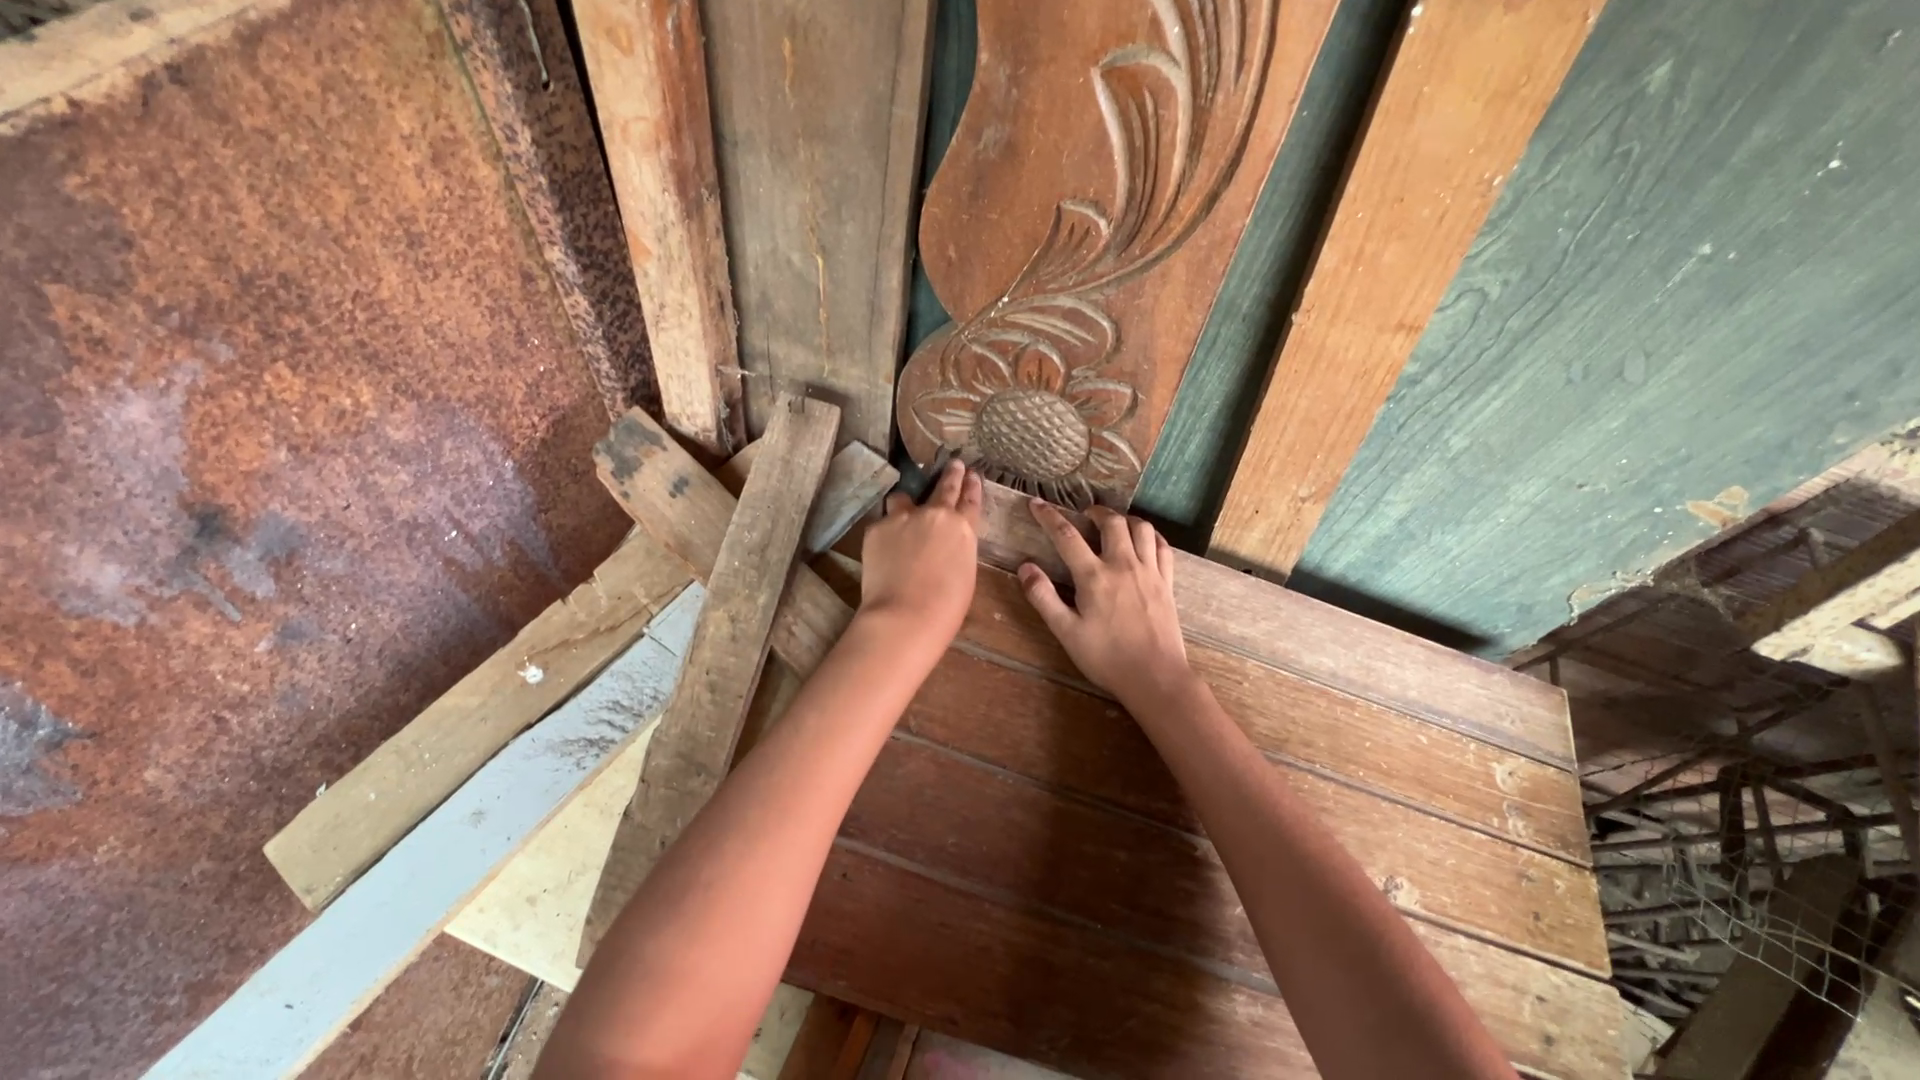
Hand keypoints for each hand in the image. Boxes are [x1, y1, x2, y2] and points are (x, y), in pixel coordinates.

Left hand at [857, 459, 982, 644]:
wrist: (905, 615)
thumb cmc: (945, 607)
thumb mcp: (964, 573)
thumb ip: (958, 549)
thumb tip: (947, 545)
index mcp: (963, 529)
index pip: (970, 499)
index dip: (972, 485)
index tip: (972, 473)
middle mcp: (935, 514)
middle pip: (945, 487)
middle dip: (951, 474)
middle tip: (954, 465)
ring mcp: (903, 518)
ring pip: (903, 498)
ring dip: (906, 504)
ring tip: (903, 511)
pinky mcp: (877, 528)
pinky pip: (882, 523)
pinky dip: (884, 533)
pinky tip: (882, 549)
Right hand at [1018, 500, 1192, 706]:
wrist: (1155, 676)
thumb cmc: (1106, 658)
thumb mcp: (1066, 632)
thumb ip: (1044, 597)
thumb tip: (1025, 568)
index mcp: (1094, 576)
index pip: (1067, 536)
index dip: (1049, 517)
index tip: (1036, 503)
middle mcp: (1123, 565)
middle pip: (1111, 522)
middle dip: (1095, 512)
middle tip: (1084, 515)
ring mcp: (1149, 571)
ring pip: (1141, 528)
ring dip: (1125, 519)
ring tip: (1114, 524)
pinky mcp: (1167, 583)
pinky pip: (1163, 547)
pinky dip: (1152, 536)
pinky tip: (1144, 541)